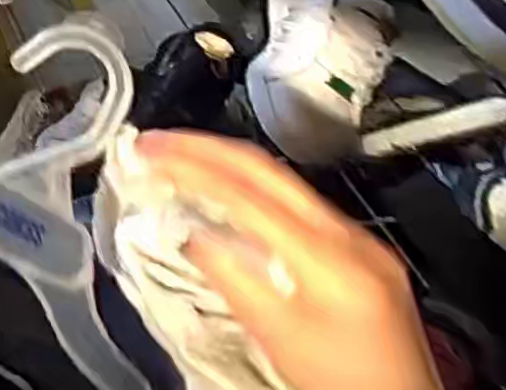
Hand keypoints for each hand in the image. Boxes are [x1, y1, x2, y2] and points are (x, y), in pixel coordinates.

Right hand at [135, 130, 441, 389]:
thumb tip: (185, 229)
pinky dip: (245, 179)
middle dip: (200, 145)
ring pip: (276, 175)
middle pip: (262, 167)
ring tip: (175, 150)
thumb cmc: (341, 385)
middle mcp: (348, 235)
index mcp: (329, 258)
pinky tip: (220, 180)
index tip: (147, 152)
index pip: (244, 192)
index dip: (188, 166)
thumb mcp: (276, 336)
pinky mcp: (357, 246)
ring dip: (220, 157)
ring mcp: (357, 237)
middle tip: (154, 141)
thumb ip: (228, 274)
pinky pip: (290, 194)